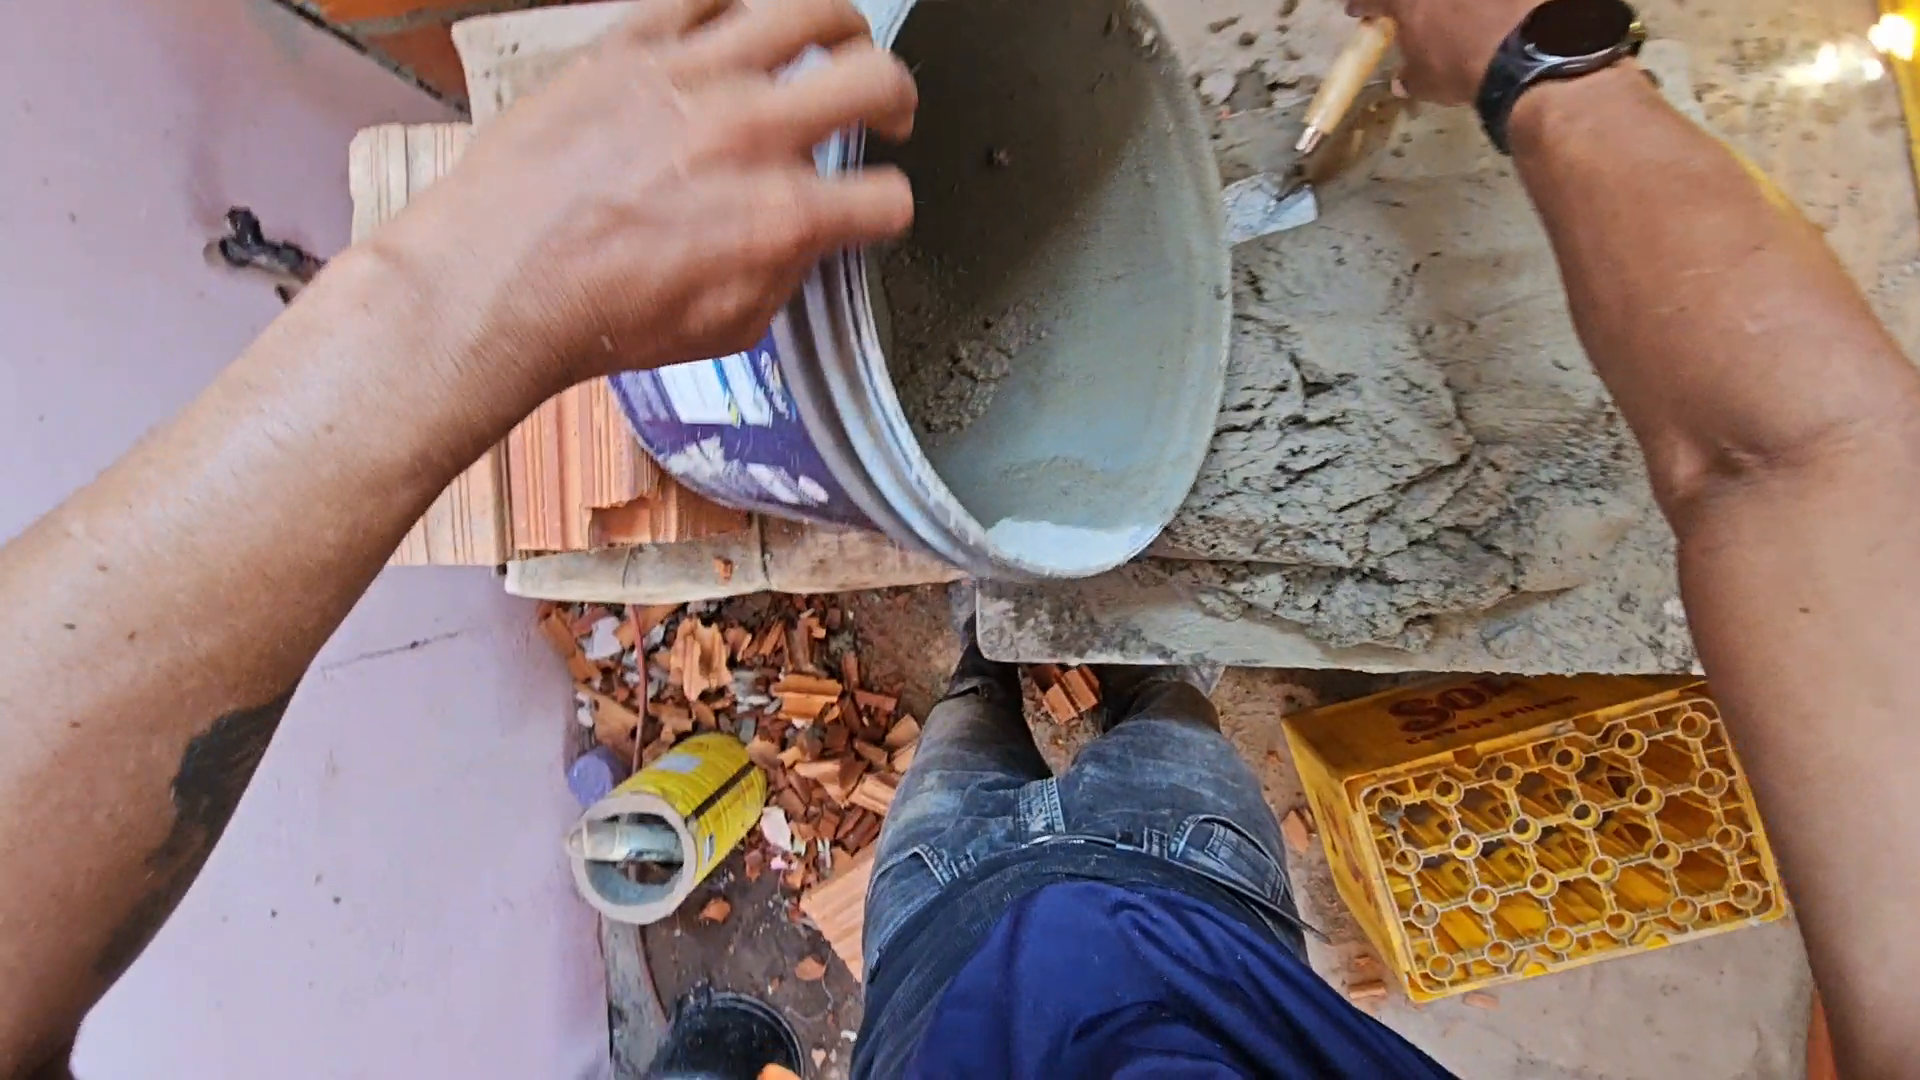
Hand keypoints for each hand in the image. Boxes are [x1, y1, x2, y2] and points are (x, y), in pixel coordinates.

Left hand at [380, 0, 917, 392]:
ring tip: (840, 43)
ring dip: (842, 28)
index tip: (877, 212)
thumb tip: (808, 235)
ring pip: (804, 10)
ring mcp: (692, 76)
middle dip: (898, 98)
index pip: (886, 199)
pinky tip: (743, 29)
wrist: (503, 279)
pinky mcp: (630, 44)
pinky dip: (740, 7)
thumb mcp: (732, 326)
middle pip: (874, 79)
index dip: (892, 209)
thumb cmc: (611, 315)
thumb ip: (788, 271)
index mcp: (782, 219)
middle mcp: (751, 136)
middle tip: (888, 112)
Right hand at [1346, 0, 1534, 104]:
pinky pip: (1484, 2)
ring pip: (1448, 0)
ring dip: (1445, 6)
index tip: (1355, 9)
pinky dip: (1480, 6)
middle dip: (1403, 2)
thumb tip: (1401, 80)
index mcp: (1409, 2)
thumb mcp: (1425, 83)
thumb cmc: (1461, 69)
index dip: (1362, 4)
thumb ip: (1410, 76)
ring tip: (1445, 12)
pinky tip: (1482, 11)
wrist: (1524, 51)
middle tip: (1404, 9)